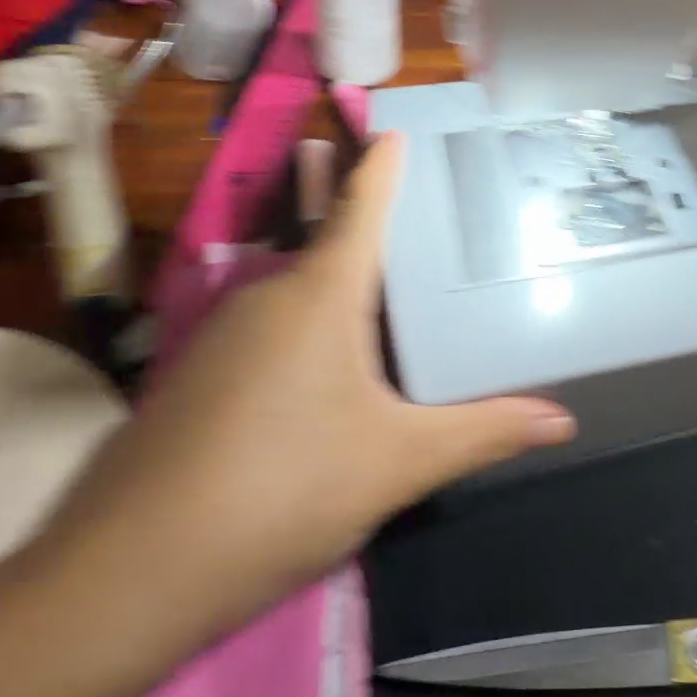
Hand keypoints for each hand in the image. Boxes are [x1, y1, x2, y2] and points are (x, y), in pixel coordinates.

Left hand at [38, 132, 576, 631]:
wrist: (131, 571)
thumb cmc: (285, 489)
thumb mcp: (400, 461)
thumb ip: (484, 431)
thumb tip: (565, 420)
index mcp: (319, 294)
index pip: (358, 205)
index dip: (380, 165)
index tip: (395, 126)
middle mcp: (267, 297)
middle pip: (330, 244)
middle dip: (376, 230)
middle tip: (435, 227)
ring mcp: (223, 336)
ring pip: (300, 294)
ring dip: (344, 288)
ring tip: (400, 299)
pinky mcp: (200, 379)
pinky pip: (273, 332)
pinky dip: (312, 331)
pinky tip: (336, 374)